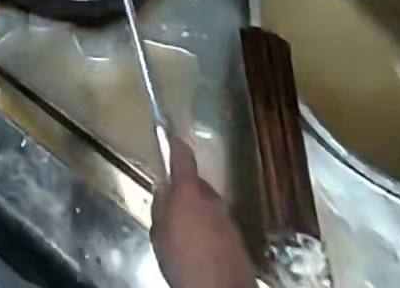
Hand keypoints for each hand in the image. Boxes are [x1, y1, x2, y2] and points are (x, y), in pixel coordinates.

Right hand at [151, 141, 257, 287]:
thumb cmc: (184, 262)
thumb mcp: (159, 234)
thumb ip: (160, 207)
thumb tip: (164, 189)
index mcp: (189, 193)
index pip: (184, 159)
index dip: (177, 146)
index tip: (173, 137)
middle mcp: (212, 202)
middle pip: (197, 186)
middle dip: (185, 190)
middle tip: (171, 204)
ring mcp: (229, 223)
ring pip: (209, 207)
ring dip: (198, 211)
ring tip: (184, 230)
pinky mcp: (240, 244)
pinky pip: (219, 227)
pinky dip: (209, 230)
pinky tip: (201, 247)